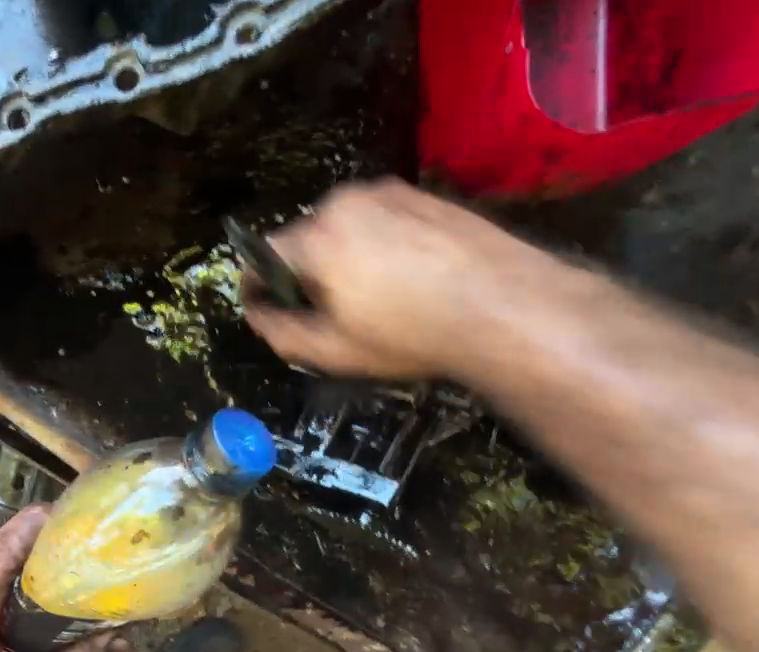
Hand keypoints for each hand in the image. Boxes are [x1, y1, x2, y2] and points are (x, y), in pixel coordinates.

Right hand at [244, 179, 567, 378]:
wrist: (504, 306)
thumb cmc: (410, 335)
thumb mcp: (331, 351)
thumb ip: (278, 331)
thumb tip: (255, 312)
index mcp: (315, 238)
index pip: (259, 253)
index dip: (255, 285)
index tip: (265, 309)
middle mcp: (344, 202)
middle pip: (301, 237)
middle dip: (301, 271)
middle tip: (325, 311)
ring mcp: (387, 192)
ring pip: (340, 227)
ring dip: (338, 256)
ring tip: (368, 295)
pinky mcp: (421, 194)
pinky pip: (377, 219)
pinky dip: (374, 244)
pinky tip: (401, 276)